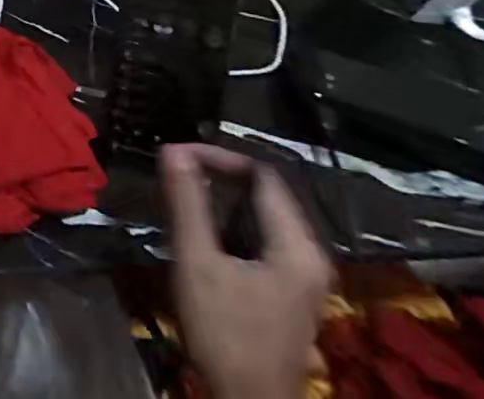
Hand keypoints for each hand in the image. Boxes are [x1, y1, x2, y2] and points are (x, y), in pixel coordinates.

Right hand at [161, 144, 332, 398]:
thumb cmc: (225, 332)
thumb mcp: (198, 262)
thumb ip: (188, 204)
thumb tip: (174, 150)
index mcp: (297, 246)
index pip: (263, 175)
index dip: (220, 157)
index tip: (180, 156)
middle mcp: (309, 254)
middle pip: (266, 193)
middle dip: (220, 175)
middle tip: (179, 170)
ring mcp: (302, 274)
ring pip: (262, 215)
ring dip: (223, 198)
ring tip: (185, 192)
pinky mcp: (289, 289)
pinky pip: (262, 236)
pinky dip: (232, 222)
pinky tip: (203, 228)